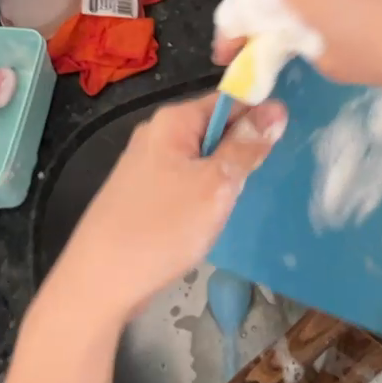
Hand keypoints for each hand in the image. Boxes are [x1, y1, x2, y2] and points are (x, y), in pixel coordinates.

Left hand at [50, 94, 286, 322]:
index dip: (258, 115)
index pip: (228, 99)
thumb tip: (277, 109)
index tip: (283, 141)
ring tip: (226, 206)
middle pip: (214, 127)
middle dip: (238, 152)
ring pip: (200, 157)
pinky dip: (200, 194)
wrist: (97, 283)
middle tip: (251, 183)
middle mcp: (157, 132)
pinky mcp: (140, 191)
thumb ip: (246, 147)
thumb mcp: (216, 186)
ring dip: (220, 177)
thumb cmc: (162, 228)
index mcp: (173, 120)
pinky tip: (202, 221)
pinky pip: (183, 179)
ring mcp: (144, 163)